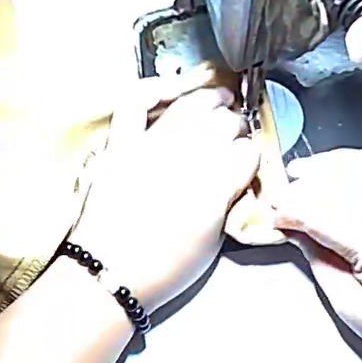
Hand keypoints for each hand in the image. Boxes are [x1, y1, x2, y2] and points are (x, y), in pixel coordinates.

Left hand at [70, 73, 259, 312]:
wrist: (109, 274)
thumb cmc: (164, 268)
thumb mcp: (213, 242)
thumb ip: (227, 203)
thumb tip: (233, 181)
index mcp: (217, 184)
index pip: (248, 152)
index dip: (252, 158)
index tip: (249, 165)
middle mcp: (188, 156)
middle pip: (224, 123)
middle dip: (236, 128)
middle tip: (236, 137)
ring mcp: (152, 144)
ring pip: (191, 104)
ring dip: (210, 99)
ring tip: (219, 99)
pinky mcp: (122, 142)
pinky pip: (137, 100)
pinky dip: (156, 87)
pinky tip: (173, 89)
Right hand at [275, 149, 361, 362]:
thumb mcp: (352, 307)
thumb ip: (321, 262)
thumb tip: (295, 231)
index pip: (328, 212)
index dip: (293, 208)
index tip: (271, 211)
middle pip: (348, 179)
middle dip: (309, 181)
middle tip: (282, 190)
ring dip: (333, 166)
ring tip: (304, 174)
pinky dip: (358, 169)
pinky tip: (338, 177)